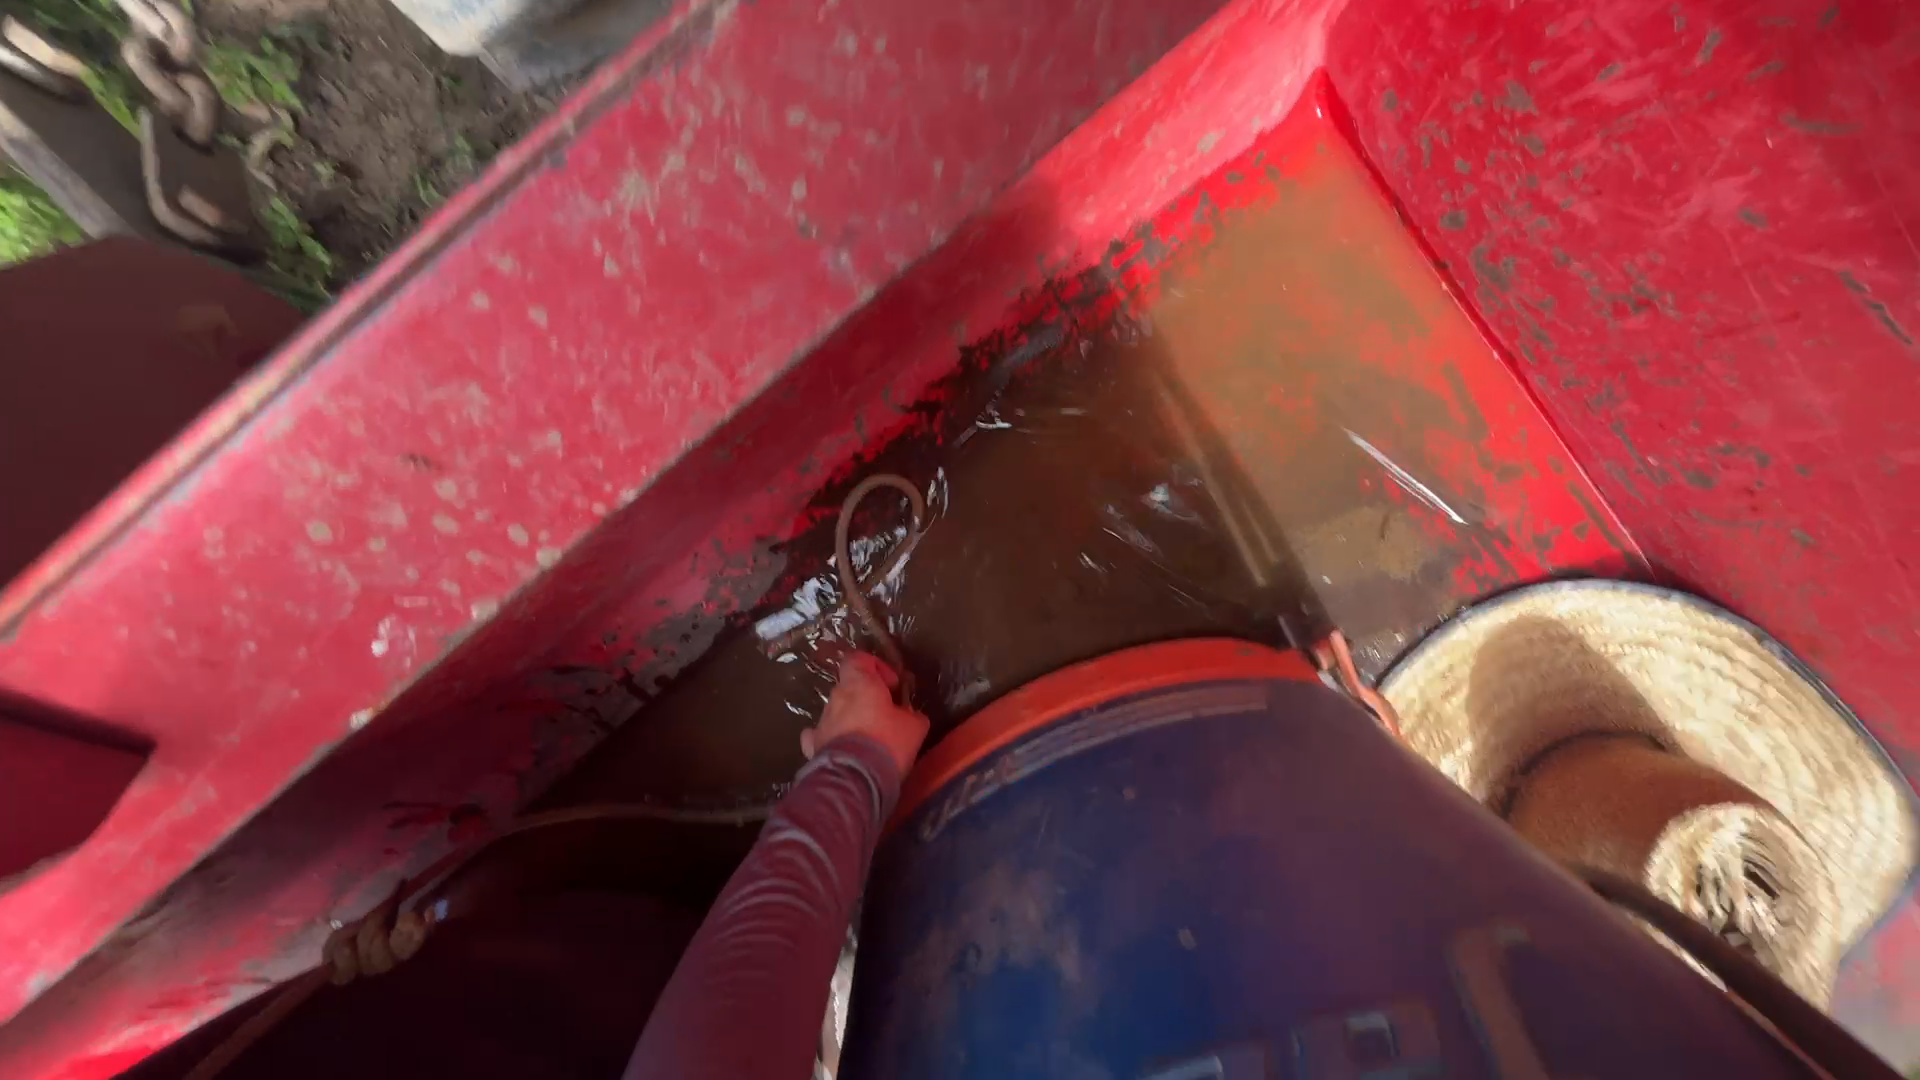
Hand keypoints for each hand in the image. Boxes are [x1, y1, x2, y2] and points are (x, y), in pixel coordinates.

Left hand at [802, 651, 927, 774]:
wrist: (854, 779)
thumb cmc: (887, 743)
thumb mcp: (914, 727)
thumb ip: (912, 714)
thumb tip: (910, 715)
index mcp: (859, 683)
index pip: (858, 658)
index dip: (875, 665)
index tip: (891, 684)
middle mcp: (836, 697)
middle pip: (848, 686)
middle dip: (866, 697)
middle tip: (885, 713)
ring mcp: (821, 721)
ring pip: (836, 711)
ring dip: (851, 718)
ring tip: (869, 738)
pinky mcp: (813, 745)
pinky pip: (819, 735)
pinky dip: (831, 737)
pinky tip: (841, 747)